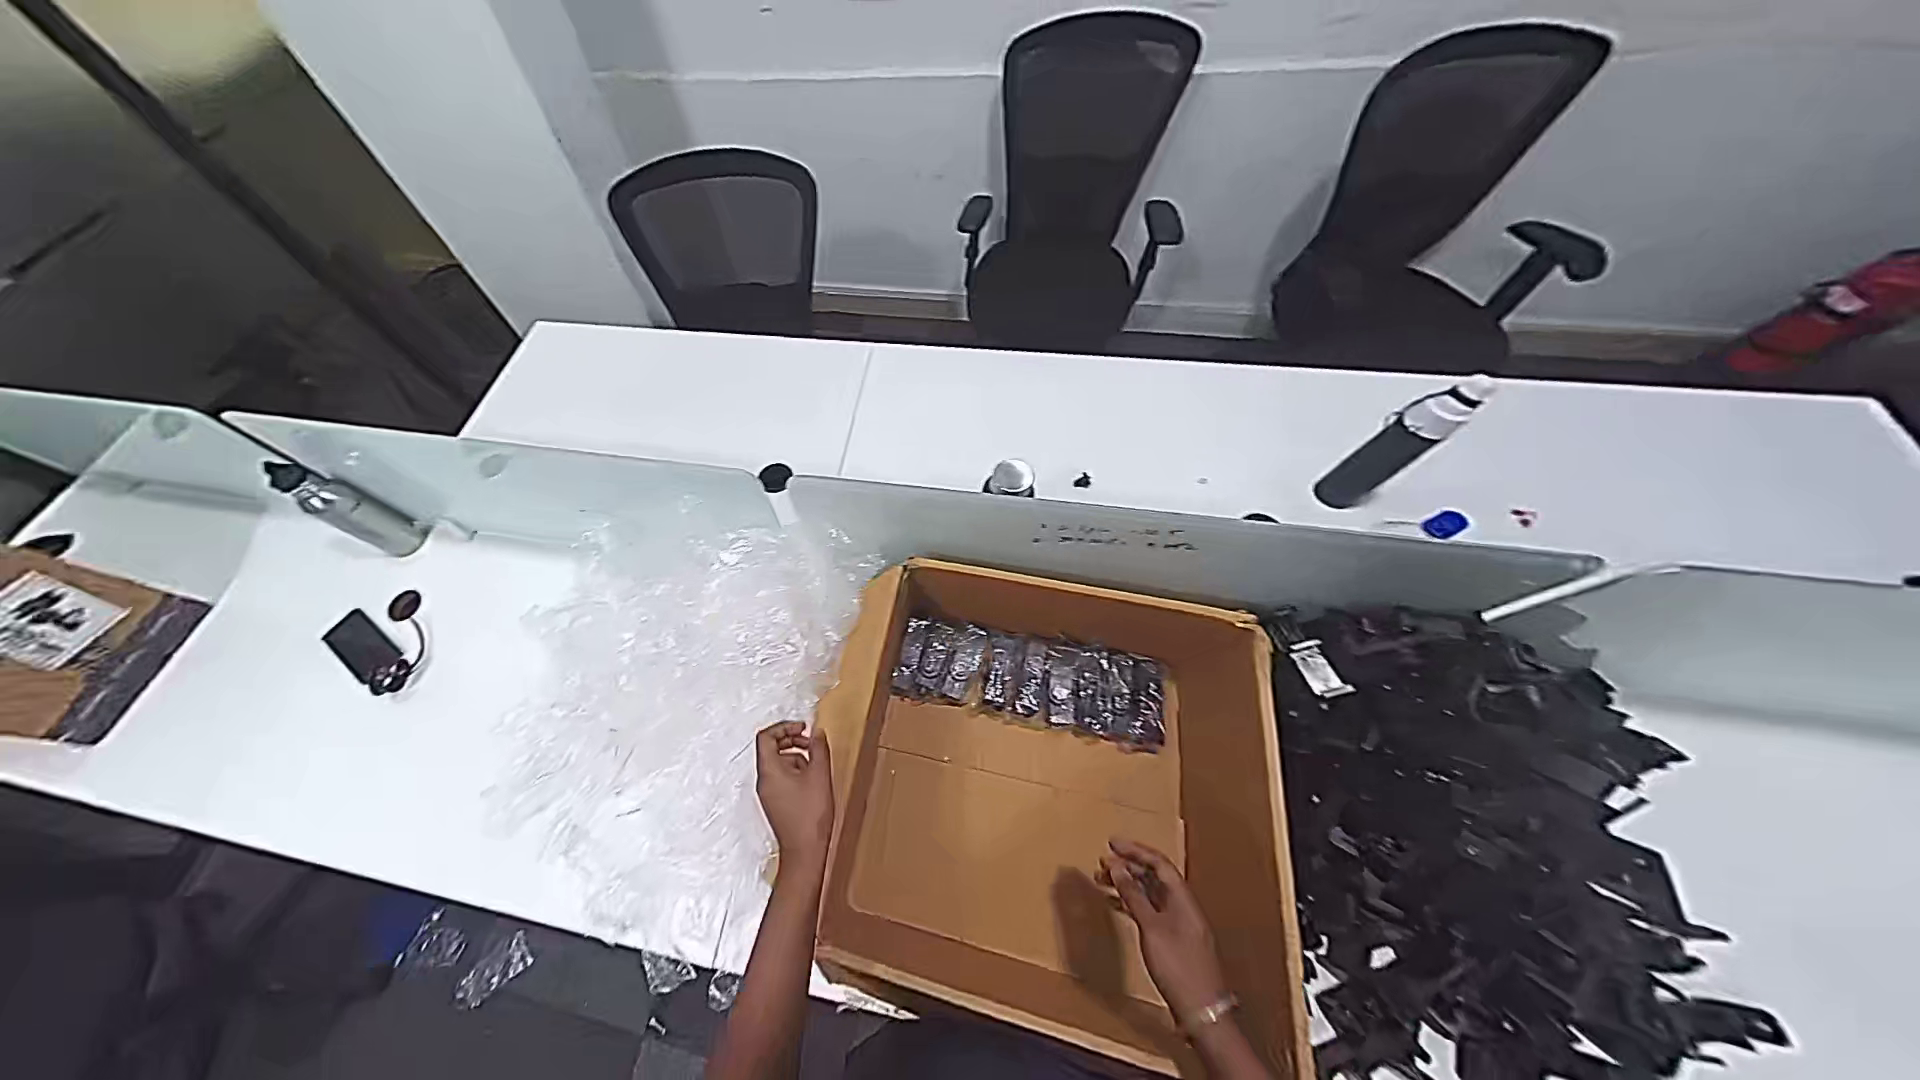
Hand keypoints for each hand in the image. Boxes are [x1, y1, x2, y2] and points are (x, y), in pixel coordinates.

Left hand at [755, 722, 833, 869]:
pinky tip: (812, 779)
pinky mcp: (775, 803)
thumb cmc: (810, 816)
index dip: (784, 727)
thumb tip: (817, 733)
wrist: (805, 851)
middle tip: (810, 740)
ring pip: (778, 763)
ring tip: (816, 763)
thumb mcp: (820, 774)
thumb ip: (818, 749)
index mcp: (770, 771)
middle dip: (791, 740)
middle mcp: (764, 781)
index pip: (766, 737)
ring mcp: (768, 793)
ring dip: (796, 755)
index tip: (802, 727)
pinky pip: (781, 777)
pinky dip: (795, 770)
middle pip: (770, 748)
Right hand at [1100, 838, 1228, 1023]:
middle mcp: (1182, 905)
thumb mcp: (1151, 928)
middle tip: (1102, 862)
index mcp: (1182, 897)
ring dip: (1128, 884)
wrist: (1202, 1011)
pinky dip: (1132, 904)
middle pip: (1154, 876)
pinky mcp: (1173, 939)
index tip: (1111, 843)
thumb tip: (1117, 867)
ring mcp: (1179, 923)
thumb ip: (1134, 896)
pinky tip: (1116, 905)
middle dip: (1128, 866)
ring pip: (1150, 893)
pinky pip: (1150, 910)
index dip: (1135, 850)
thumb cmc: (1177, 966)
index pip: (1158, 863)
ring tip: (1103, 881)